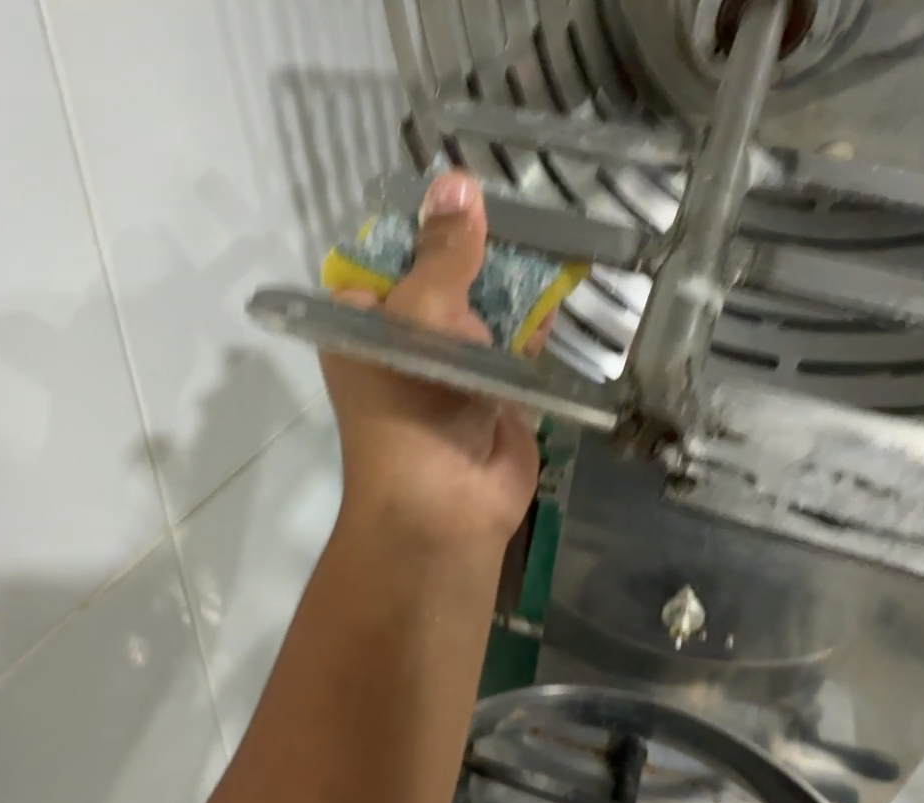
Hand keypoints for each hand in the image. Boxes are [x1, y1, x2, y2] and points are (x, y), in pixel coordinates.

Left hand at [323, 170, 544, 550]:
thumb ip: (443, 252)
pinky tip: (561, 281)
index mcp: (362, 321)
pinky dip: (536, 318)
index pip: (388, 256)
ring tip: (548, 223)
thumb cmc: (411, 400)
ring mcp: (452, 365)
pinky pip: (517, 340)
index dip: (423, 223)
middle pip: (443, 276)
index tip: (464, 185)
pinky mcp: (495, 388)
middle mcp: (404, 339)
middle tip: (518, 198)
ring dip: (513, 279)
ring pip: (484, 306)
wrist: (446, 501)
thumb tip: (456, 181)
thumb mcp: (419, 313)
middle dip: (477, 247)